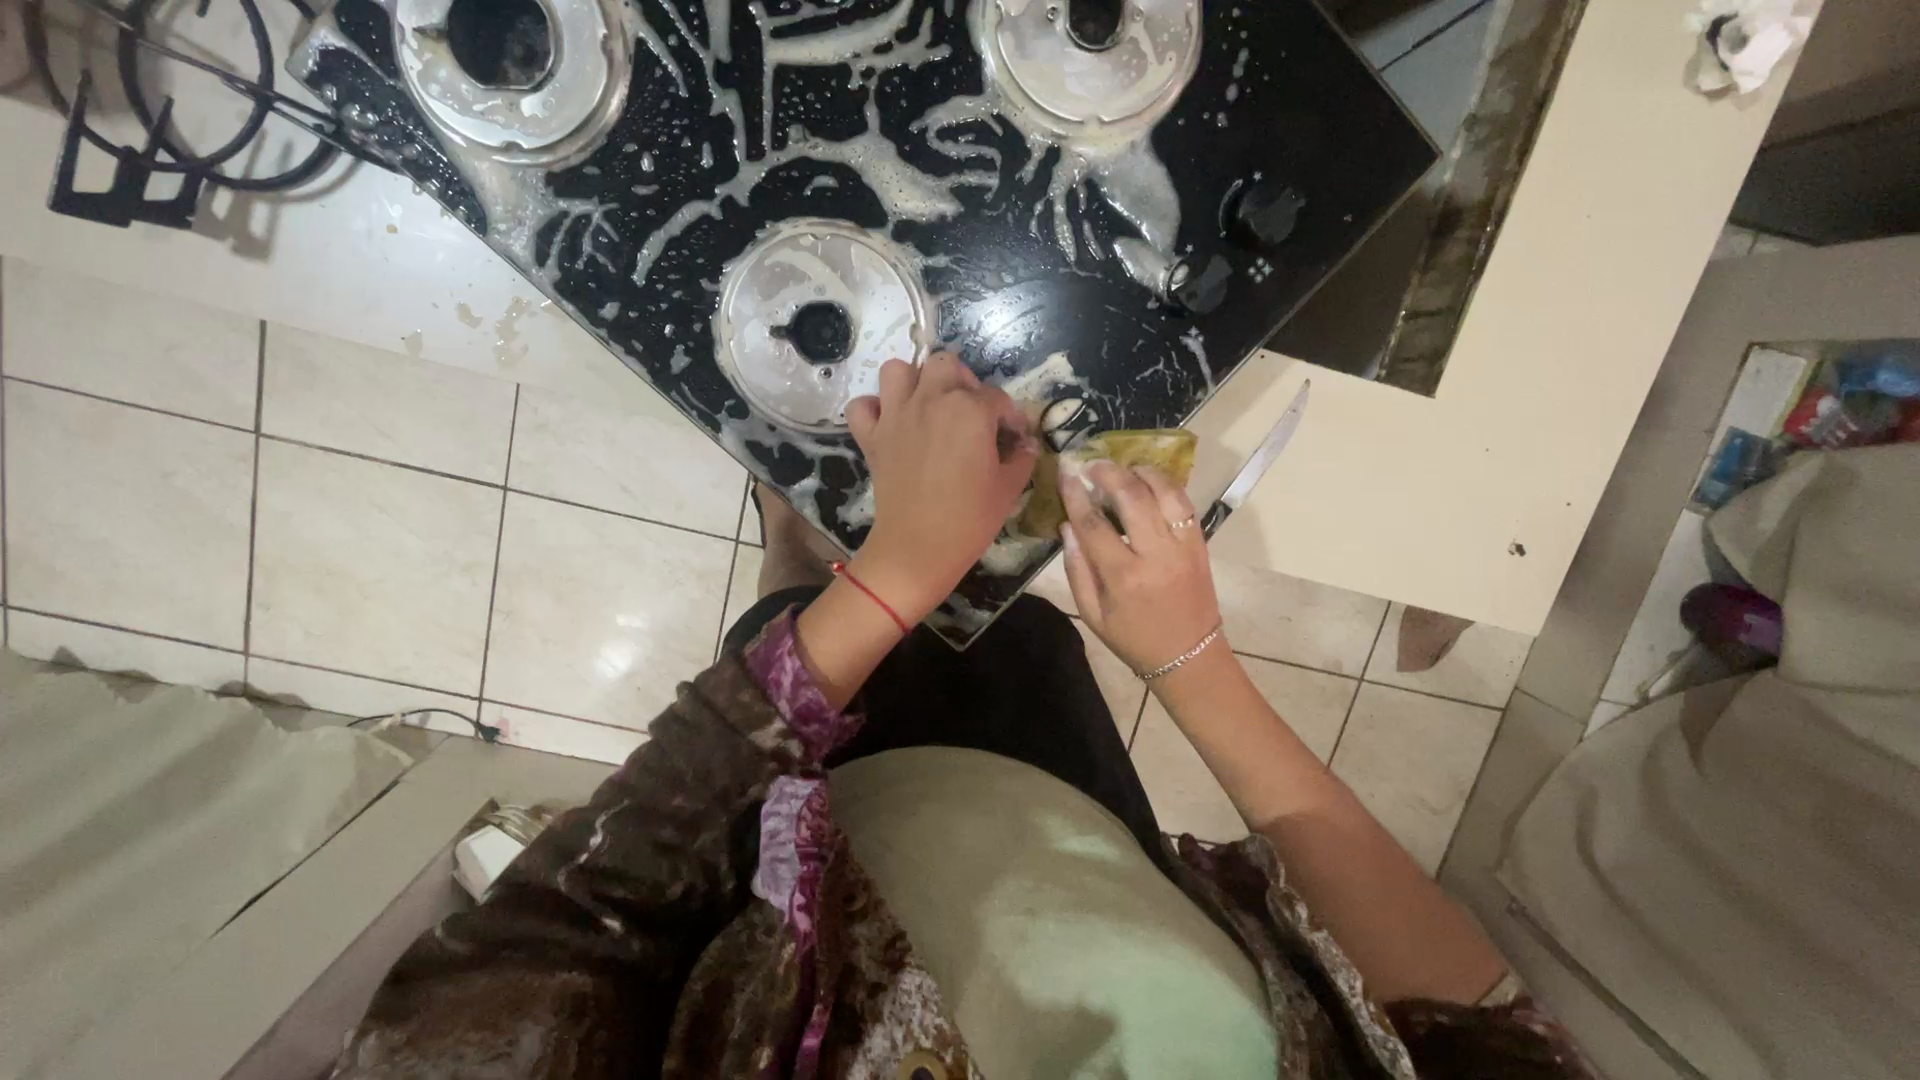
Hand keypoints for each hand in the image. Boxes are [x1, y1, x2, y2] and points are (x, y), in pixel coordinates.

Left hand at [846, 352, 1039, 621]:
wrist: (918, 548)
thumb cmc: (970, 519)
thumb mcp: (1008, 488)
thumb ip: (1022, 457)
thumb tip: (1027, 443)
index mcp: (970, 410)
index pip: (996, 397)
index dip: (1009, 415)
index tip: (1013, 436)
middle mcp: (931, 400)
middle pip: (945, 364)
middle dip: (962, 381)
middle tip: (970, 411)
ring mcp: (896, 415)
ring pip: (897, 370)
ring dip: (913, 381)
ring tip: (928, 405)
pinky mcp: (871, 437)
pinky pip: (862, 406)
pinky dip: (873, 409)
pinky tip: (890, 424)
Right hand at [1060, 461, 1224, 674]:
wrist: (1189, 655)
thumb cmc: (1133, 639)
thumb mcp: (1092, 614)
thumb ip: (1076, 569)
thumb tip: (1067, 527)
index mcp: (1123, 577)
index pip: (1094, 524)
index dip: (1076, 496)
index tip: (1066, 475)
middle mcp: (1155, 555)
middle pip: (1132, 497)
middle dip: (1109, 473)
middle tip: (1093, 465)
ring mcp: (1182, 546)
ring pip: (1164, 492)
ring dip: (1141, 472)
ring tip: (1124, 468)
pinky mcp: (1200, 544)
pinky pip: (1185, 503)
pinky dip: (1166, 486)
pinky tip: (1149, 481)